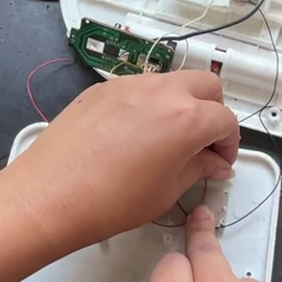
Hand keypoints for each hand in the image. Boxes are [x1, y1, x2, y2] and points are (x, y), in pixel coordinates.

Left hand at [8, 71, 239, 252]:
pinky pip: (140, 87)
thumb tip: (214, 163)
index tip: (220, 160)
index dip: (230, 143)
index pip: (226, 120)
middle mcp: (163, 92)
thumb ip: (199, 168)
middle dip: (214, 110)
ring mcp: (131, 84)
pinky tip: (136, 134)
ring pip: (173, 81)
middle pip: (208, 85)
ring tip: (170, 138)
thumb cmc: (108, 200)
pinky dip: (150, 103)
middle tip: (204, 142)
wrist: (51, 195)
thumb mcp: (167, 191)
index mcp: (188, 118)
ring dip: (183, 102)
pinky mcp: (104, 88)